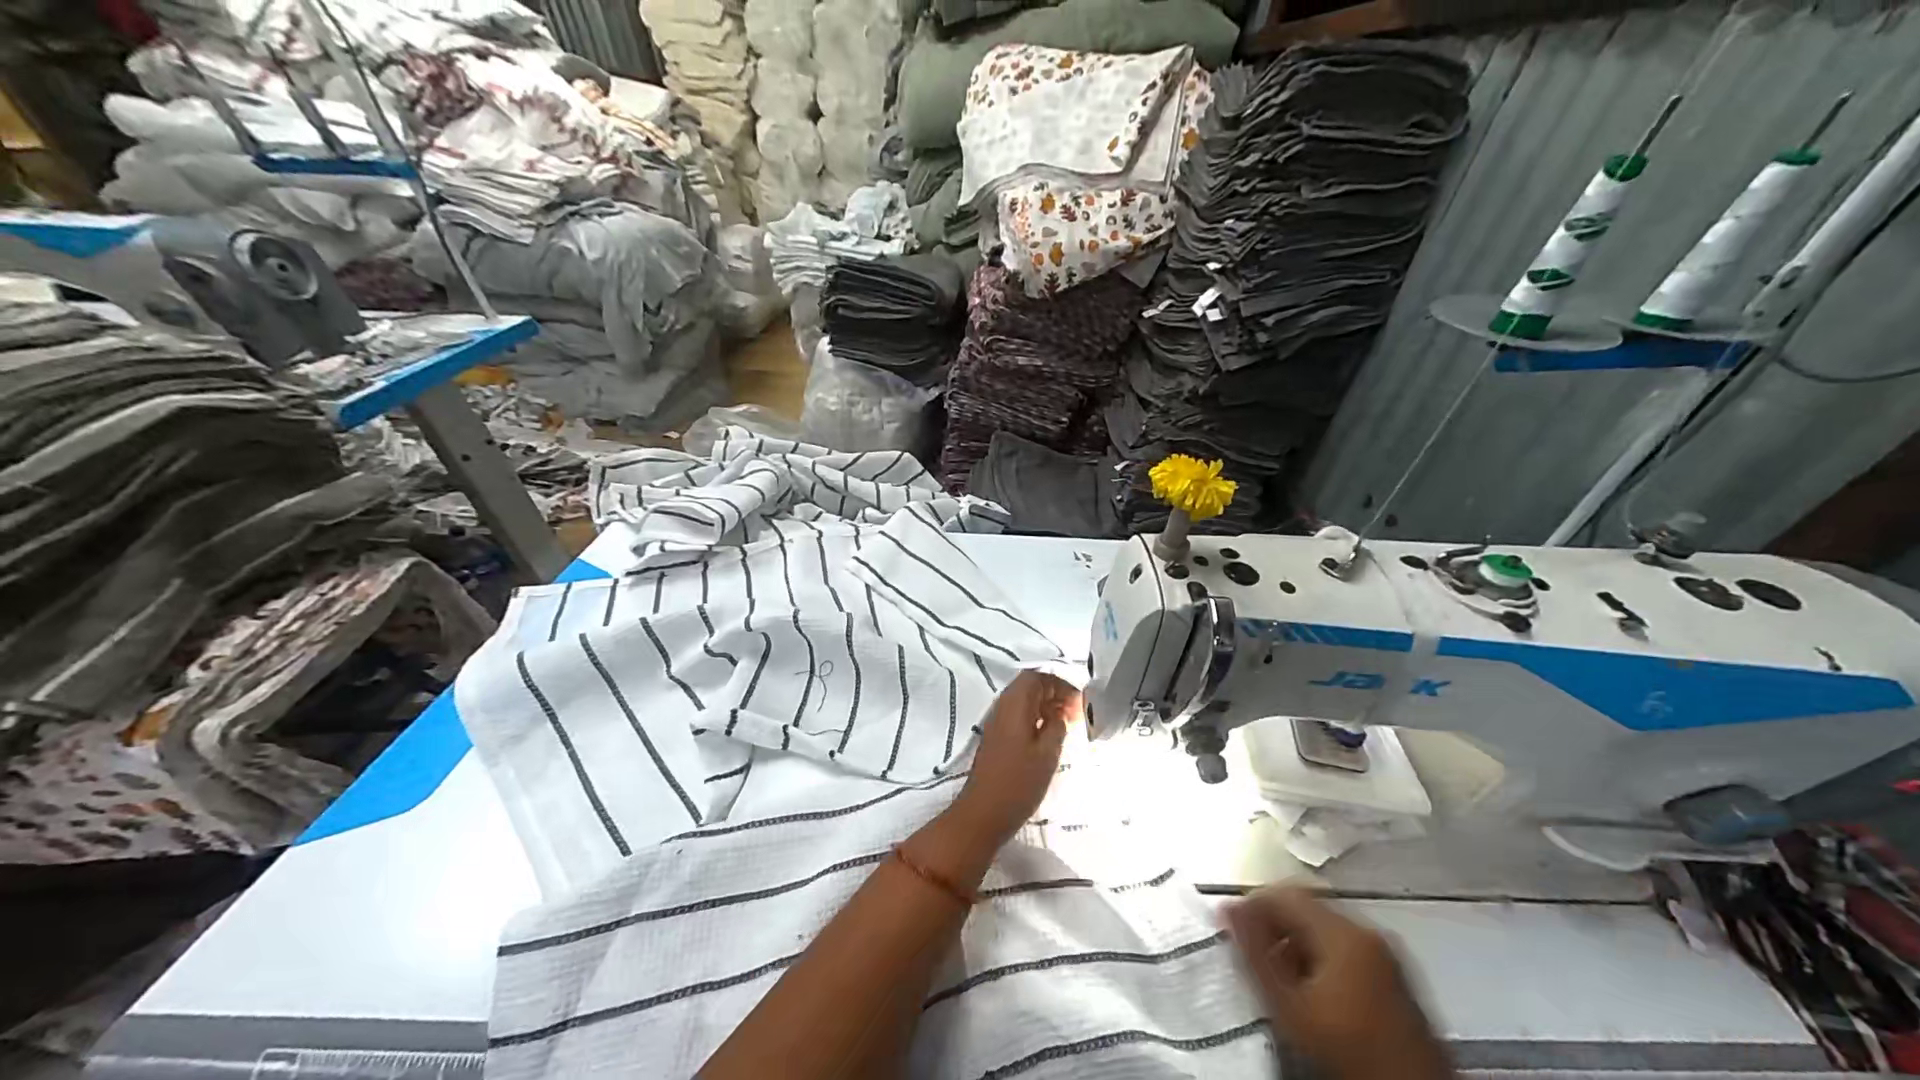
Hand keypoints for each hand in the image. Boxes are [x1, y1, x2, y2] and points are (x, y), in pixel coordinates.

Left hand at [951, 670, 1080, 845]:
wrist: (983, 813)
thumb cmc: (1018, 782)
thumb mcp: (1047, 754)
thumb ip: (1056, 726)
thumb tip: (1058, 714)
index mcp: (1014, 704)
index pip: (1037, 678)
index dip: (1060, 685)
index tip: (1079, 703)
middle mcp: (1002, 707)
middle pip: (1029, 687)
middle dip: (1054, 694)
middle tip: (1075, 713)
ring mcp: (996, 723)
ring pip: (1023, 702)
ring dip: (1045, 707)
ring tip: (1066, 725)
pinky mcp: (995, 739)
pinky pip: (1018, 717)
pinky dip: (1035, 719)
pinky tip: (1048, 737)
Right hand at [1225, 886, 1451, 1079]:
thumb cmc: (1346, 1048)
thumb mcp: (1288, 1004)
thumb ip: (1253, 951)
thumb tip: (1226, 910)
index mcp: (1345, 931)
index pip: (1283, 892)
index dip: (1251, 904)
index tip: (1231, 925)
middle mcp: (1369, 932)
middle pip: (1305, 908)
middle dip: (1273, 926)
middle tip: (1252, 953)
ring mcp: (1386, 952)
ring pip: (1324, 927)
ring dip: (1295, 942)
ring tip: (1277, 974)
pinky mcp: (1393, 972)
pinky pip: (1345, 945)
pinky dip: (1320, 956)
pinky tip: (1308, 986)